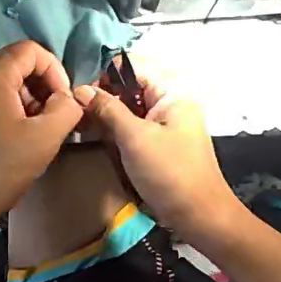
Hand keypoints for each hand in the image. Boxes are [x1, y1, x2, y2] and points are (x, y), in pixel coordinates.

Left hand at [0, 41, 83, 239]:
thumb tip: (69, 98)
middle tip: (56, 114)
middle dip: (43, 83)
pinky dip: (13, 106)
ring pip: (6, 80)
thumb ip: (67, 108)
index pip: (31, 50)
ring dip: (30, 97)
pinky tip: (21, 135)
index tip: (64, 100)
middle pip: (17, 62)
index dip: (55, 70)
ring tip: (40, 128)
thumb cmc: (1, 168)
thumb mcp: (46, 137)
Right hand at [74, 76, 246, 240]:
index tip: (86, 98)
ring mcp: (165, 121)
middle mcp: (169, 100)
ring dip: (107, 115)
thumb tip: (80, 90)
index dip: (107, 75)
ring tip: (86, 129)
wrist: (200, 216)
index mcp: (171, 90)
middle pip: (129, 84)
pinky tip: (101, 141)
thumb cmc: (170, 173)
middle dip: (104, 97)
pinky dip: (116, 130)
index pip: (133, 64)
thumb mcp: (134, 138)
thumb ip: (107, 109)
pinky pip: (133, 125)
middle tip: (81, 117)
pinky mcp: (159, 141)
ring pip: (129, 106)